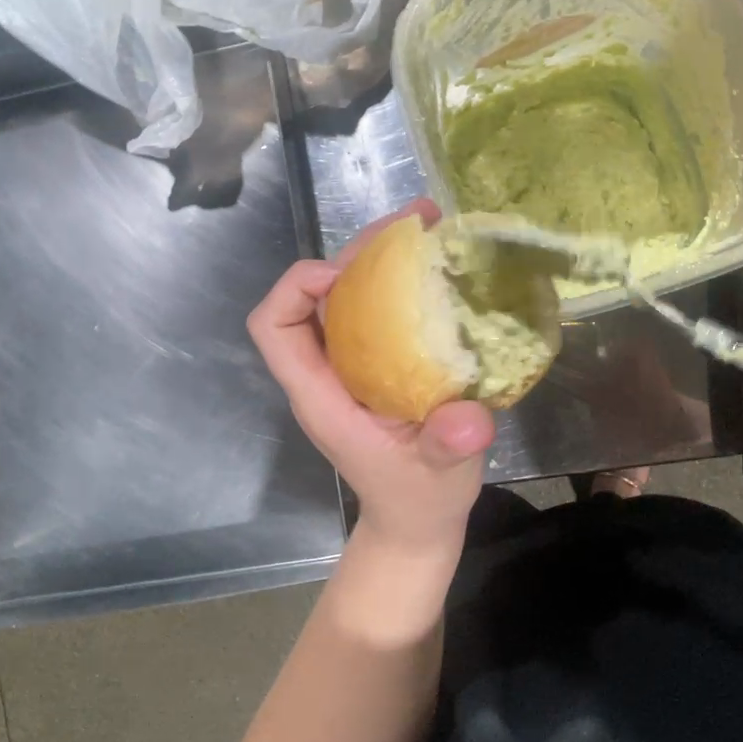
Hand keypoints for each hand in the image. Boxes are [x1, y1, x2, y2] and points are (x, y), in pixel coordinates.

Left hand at [248, 200, 495, 553]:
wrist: (418, 520)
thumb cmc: (418, 500)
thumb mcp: (439, 476)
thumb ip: (446, 448)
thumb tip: (469, 420)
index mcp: (321, 396)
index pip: (273, 329)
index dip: (294, 289)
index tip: (345, 274)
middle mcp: (327, 372)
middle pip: (315, 296)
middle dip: (355, 253)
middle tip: (411, 221)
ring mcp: (350, 367)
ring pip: (348, 297)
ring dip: (382, 260)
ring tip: (431, 227)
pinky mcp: (376, 366)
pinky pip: (376, 312)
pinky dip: (401, 284)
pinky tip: (440, 269)